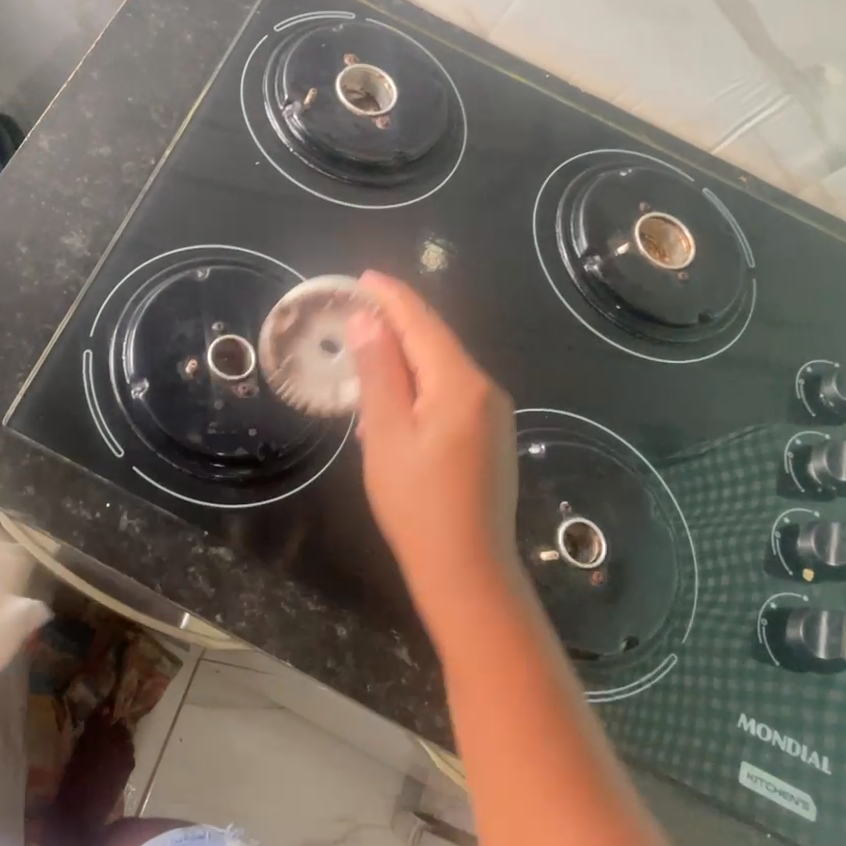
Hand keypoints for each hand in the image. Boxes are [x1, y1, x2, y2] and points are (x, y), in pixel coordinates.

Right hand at [350, 270, 518, 628]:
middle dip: (395, 321)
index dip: (390, 296)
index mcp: (460, 383)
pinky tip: (391, 399)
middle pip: (435, 341)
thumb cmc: (417, 503)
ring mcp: (491, 414)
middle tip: (353, 308)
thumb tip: (365, 319)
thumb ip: (378, 372)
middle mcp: (485, 389)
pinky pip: (448, 393)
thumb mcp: (386, 434)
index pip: (421, 322)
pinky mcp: (489, 437)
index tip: (361, 276)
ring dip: (403, 356)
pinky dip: (417, 385)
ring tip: (363, 348)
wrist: (467, 570)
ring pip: (441, 368)